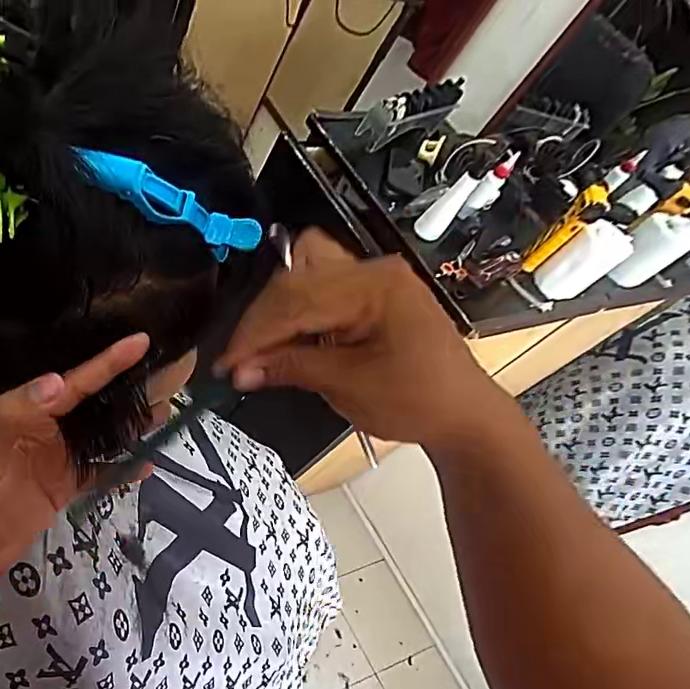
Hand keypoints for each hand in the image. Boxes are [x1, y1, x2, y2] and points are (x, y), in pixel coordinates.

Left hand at [0, 334, 150, 584]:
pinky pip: (101, 472)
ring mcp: (60, 459)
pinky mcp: (67, 486)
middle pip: (95, 404)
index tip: (140, 342)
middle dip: (127, 389)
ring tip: (164, 414)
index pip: (75, 382)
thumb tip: (59, 382)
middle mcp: (48, 429)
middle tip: (166, 378)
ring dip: (131, 427)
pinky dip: (124, 468)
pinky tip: (146, 464)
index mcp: (28, 411)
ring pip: (103, 436)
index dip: (108, 362)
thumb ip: (19, 411)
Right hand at [215, 229, 511, 450]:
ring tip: (264, 357)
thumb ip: (293, 368)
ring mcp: (373, 283)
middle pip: (295, 277)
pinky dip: (298, 320)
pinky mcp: (370, 299)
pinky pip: (321, 296)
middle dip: (263, 322)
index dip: (254, 333)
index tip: (227, 363)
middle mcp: (374, 273)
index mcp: (374, 287)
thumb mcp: (349, 386)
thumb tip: (245, 368)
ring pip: (304, 279)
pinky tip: (288, 349)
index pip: (294, 298)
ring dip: (278, 316)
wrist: (462, 414)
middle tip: (241, 363)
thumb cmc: (423, 400)